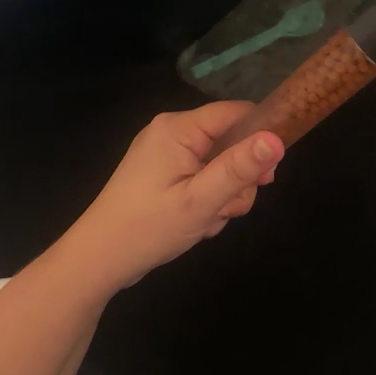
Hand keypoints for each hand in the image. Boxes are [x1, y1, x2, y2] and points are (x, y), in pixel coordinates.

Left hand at [44, 102, 282, 293]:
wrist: (98, 262)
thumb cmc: (147, 228)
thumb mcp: (200, 201)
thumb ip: (239, 168)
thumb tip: (277, 139)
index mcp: (178, 128)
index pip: (238, 112)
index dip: (261, 136)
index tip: (270, 173)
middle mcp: (173, 132)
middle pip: (232, 142)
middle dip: (239, 178)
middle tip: (227, 207)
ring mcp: (168, 153)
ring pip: (222, 165)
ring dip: (225, 195)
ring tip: (207, 219)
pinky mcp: (166, 173)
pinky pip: (205, 177)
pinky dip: (209, 200)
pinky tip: (198, 221)